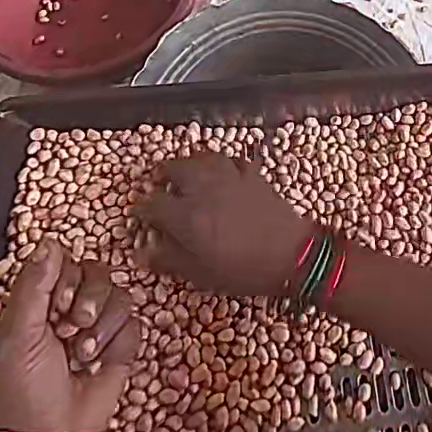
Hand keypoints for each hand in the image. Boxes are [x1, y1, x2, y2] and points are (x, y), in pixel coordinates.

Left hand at [0, 238, 140, 431]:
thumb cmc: (21, 393)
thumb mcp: (18, 334)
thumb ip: (34, 285)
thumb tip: (49, 242)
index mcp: (40, 301)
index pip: (66, 261)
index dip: (67, 278)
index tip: (58, 304)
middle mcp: (70, 309)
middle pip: (96, 273)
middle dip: (87, 300)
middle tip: (71, 328)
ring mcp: (97, 327)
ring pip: (118, 296)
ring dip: (102, 326)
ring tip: (84, 354)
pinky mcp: (121, 347)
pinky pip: (134, 323)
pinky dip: (118, 342)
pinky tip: (100, 363)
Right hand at [133, 152, 314, 296]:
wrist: (292, 254)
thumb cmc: (243, 270)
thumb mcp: (200, 274)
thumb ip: (169, 259)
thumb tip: (143, 252)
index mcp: (185, 215)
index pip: (152, 203)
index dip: (141, 208)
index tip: (139, 212)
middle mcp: (203, 188)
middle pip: (173, 169)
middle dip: (162, 176)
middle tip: (160, 185)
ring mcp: (229, 176)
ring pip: (202, 157)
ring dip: (190, 163)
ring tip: (187, 174)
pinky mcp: (251, 174)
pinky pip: (231, 160)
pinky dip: (222, 164)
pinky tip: (222, 173)